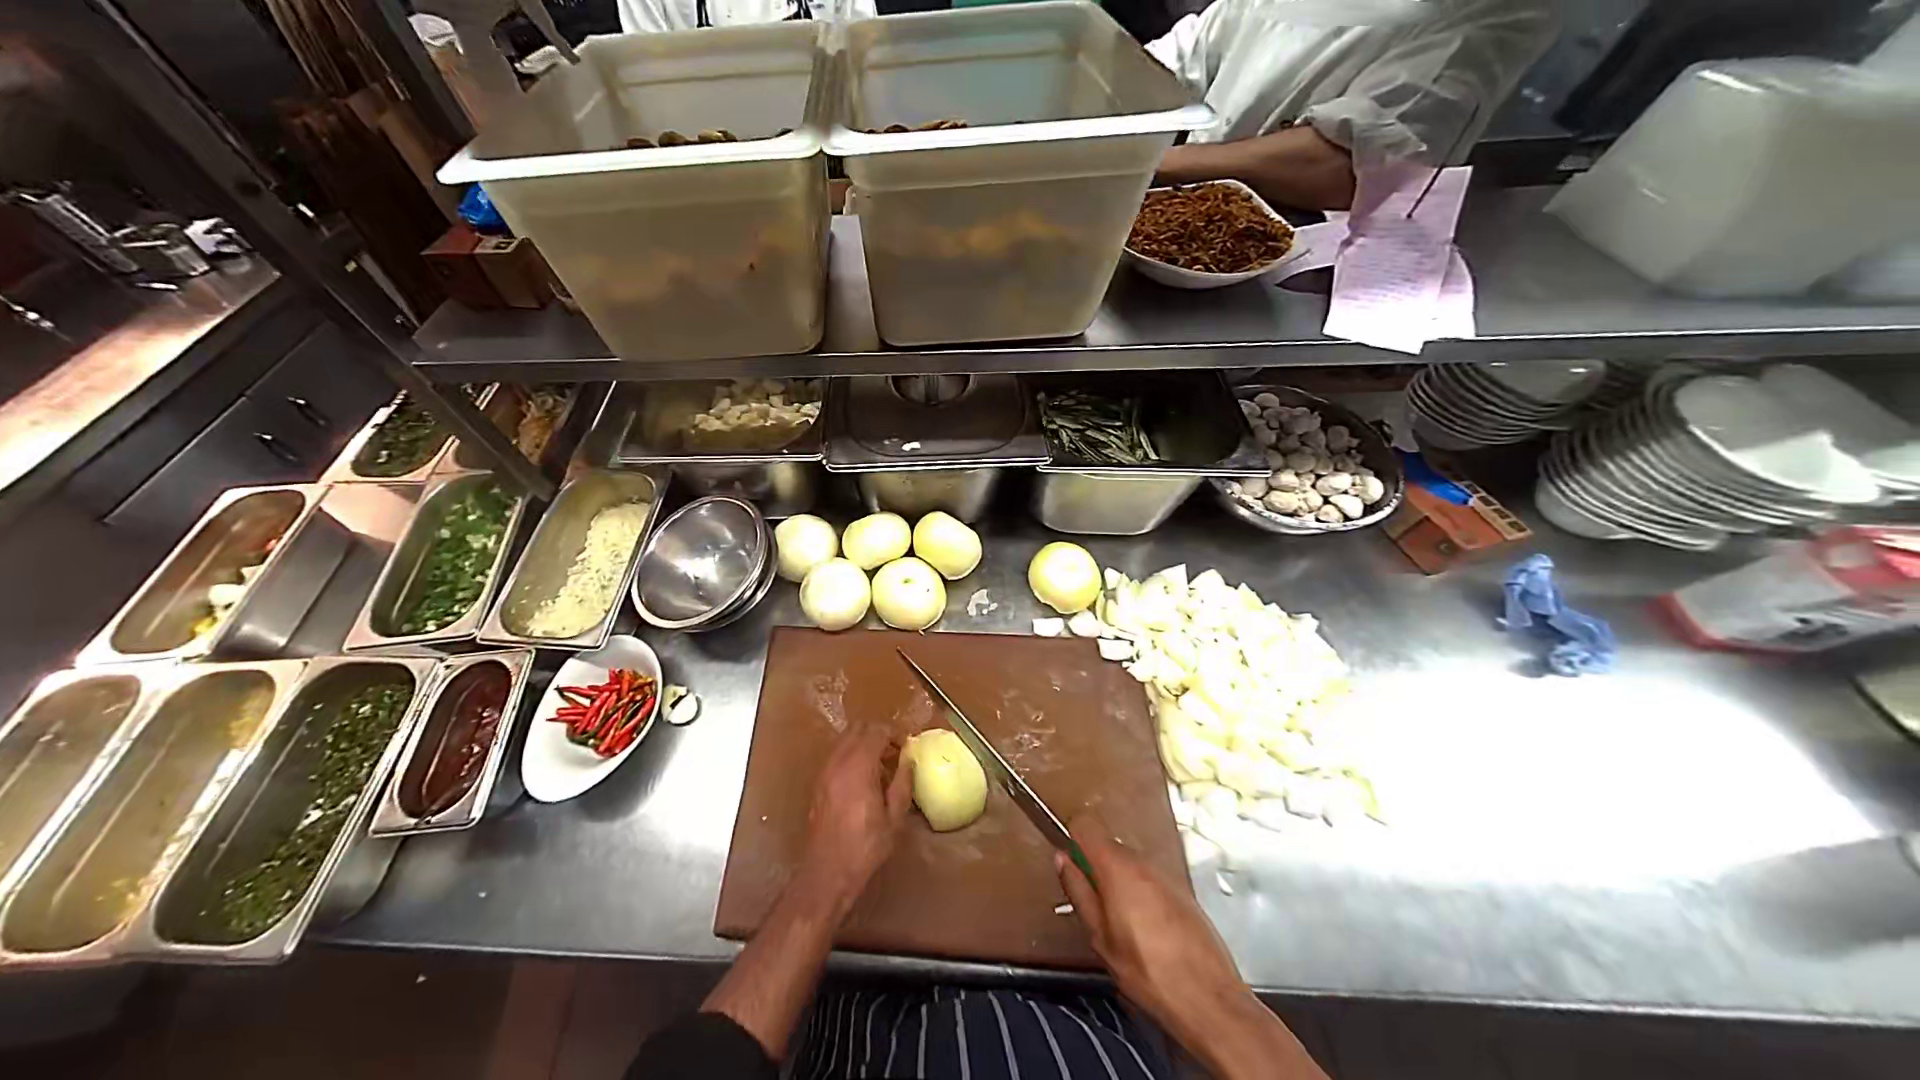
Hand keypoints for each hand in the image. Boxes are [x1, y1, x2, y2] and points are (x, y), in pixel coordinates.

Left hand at [797, 722, 913, 918]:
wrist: (827, 871)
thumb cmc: (865, 846)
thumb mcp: (895, 817)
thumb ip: (902, 783)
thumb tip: (907, 762)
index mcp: (859, 766)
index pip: (877, 731)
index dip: (895, 734)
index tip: (907, 746)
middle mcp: (838, 762)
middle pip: (858, 728)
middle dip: (879, 733)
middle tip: (895, 752)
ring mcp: (824, 771)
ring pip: (845, 739)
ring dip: (864, 743)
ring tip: (881, 765)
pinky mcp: (818, 782)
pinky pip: (837, 755)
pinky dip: (852, 755)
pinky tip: (864, 778)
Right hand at [1057, 815, 1326, 1079]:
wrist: (1207, 998)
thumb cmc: (1149, 972)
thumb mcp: (1099, 936)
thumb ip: (1078, 890)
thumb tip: (1062, 860)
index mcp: (1116, 867)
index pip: (1086, 826)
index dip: (1072, 838)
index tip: (1069, 860)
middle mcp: (1143, 862)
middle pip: (1108, 845)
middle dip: (1096, 867)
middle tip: (1093, 904)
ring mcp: (1166, 874)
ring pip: (1130, 863)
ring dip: (1120, 882)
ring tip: (1120, 924)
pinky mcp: (1182, 890)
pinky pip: (1150, 879)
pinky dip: (1141, 893)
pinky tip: (1146, 930)